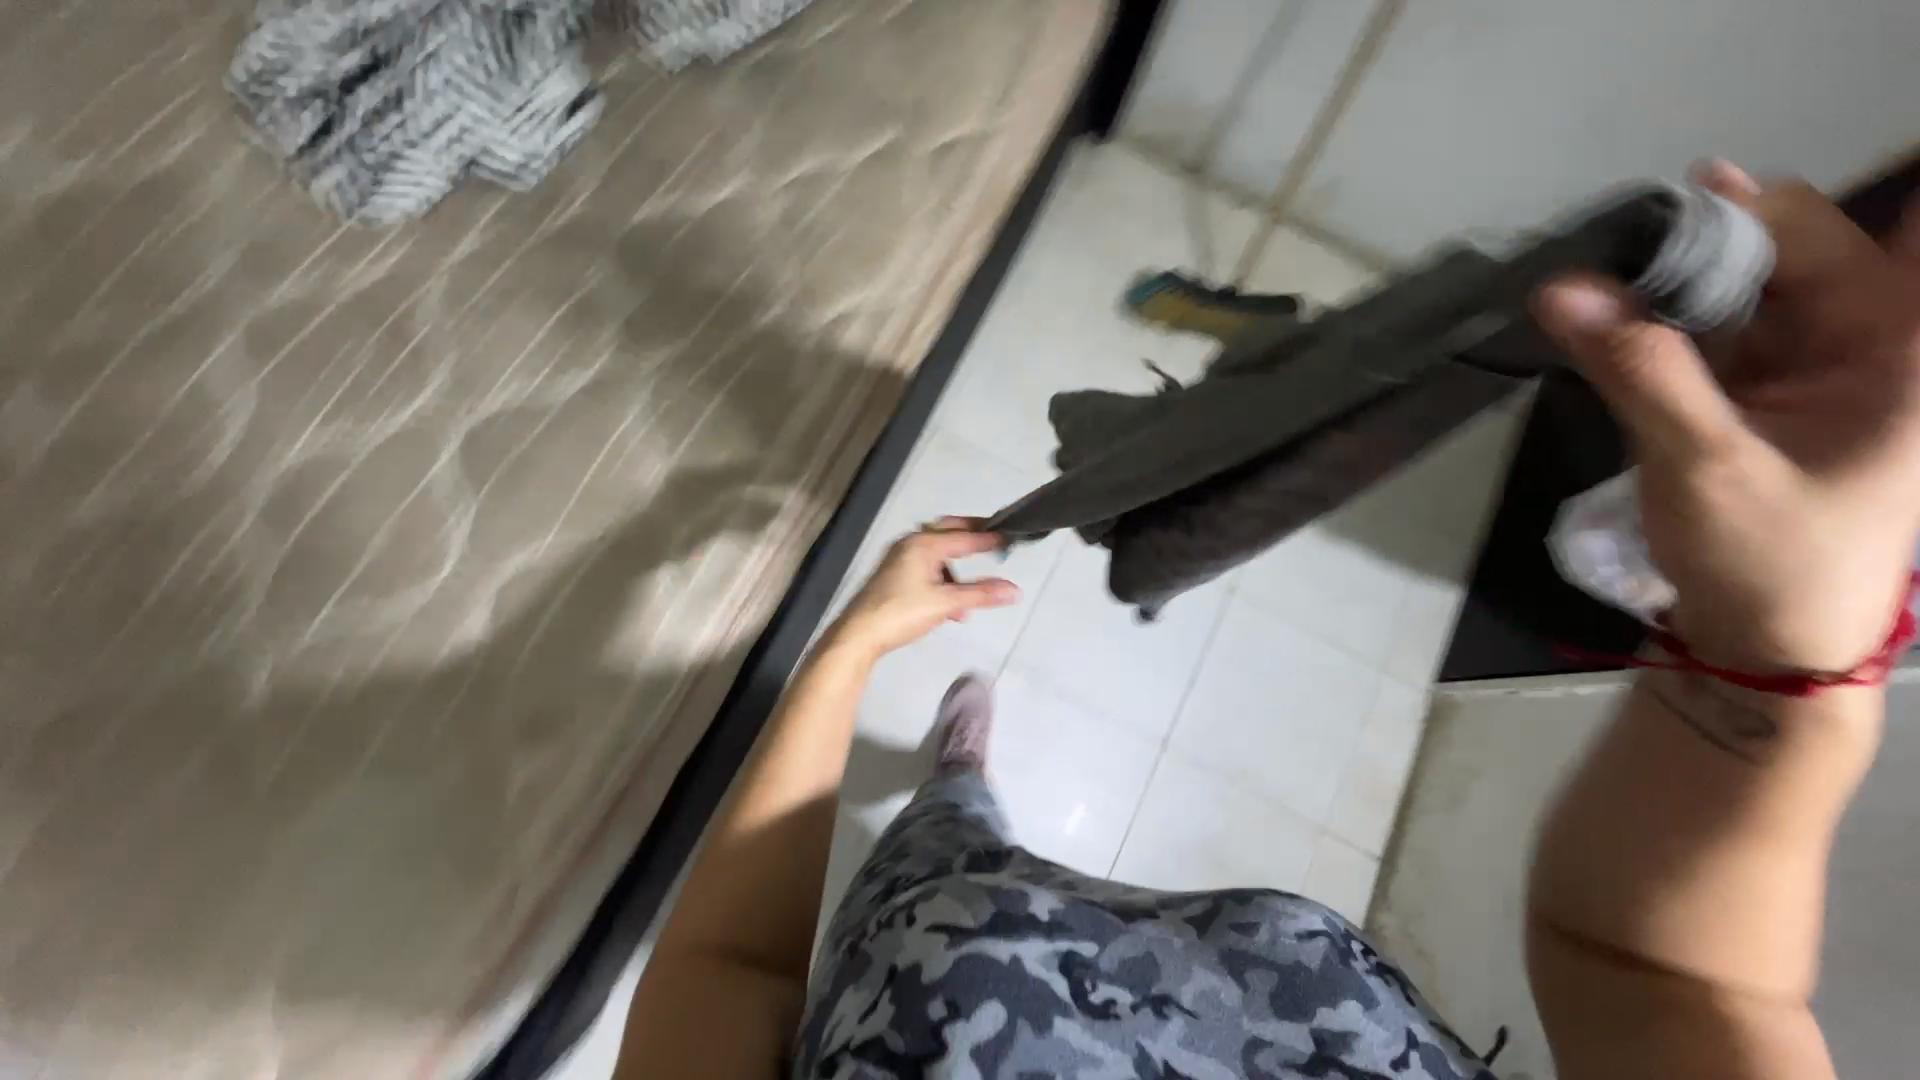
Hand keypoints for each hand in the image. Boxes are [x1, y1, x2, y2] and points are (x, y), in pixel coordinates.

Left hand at [825, 517, 1019, 661]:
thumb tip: (1015, 591)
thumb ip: (980, 595)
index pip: (964, 537)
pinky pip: (926, 569)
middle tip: (994, 539)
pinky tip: (951, 609)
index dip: (988, 539)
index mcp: (923, 544)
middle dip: (971, 538)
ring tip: (971, 594)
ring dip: (956, 570)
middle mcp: (910, 545)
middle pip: (947, 533)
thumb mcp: (945, 604)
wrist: (859, 634)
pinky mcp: (894, 576)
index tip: (1011, 537)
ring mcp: (899, 559)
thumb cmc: (902, 613)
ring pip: (936, 555)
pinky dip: (943, 582)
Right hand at [1535, 160, 1919, 671]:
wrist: (1764, 638)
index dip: (1764, 204)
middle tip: (1620, 236)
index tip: (1681, 186)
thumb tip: (1564, 290)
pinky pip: (1706, 339)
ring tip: (1598, 276)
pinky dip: (1657, 326)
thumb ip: (1638, 370)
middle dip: (1710, 239)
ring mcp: (1802, 373)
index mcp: (1896, 351)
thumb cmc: (1767, 555)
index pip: (1834, 240)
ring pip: (1738, 295)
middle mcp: (1860, 346)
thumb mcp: (1703, 462)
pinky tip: (1609, 322)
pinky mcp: (1751, 399)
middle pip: (1788, 256)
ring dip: (1672, 283)